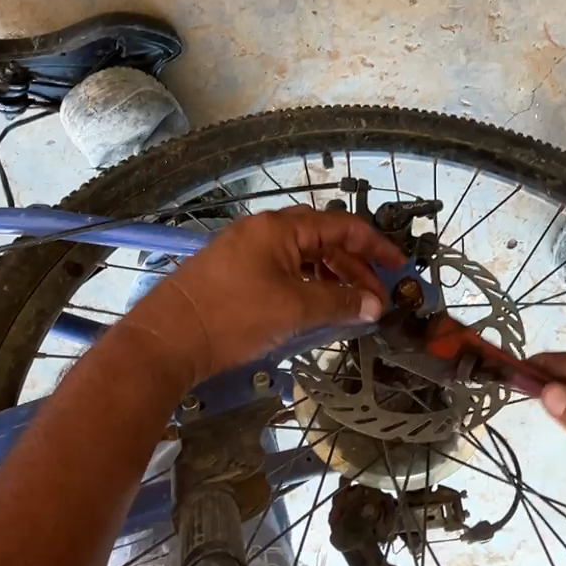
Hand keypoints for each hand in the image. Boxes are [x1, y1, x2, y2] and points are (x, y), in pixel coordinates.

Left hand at [122, 206, 405, 385]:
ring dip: (329, 278)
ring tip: (349, 308)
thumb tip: (375, 305)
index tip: (399, 265)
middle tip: (376, 298)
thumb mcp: (294, 309)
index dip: (374, 246)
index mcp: (281, 227)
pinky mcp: (232, 271)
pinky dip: (304, 286)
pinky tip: (313, 310)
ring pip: (301, 257)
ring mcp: (245, 249)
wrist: (166, 339)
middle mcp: (264, 230)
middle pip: (322, 240)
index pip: (341, 226)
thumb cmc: (233, 317)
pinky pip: (281, 270)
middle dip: (353, 268)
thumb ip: (339, 303)